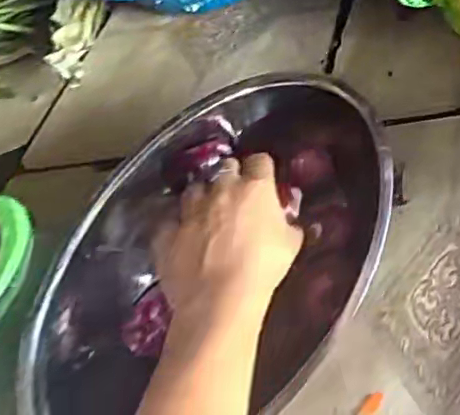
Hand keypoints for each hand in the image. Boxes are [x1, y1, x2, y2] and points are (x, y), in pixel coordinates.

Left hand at [151, 153, 303, 324]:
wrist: (220, 300)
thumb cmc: (264, 266)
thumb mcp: (292, 241)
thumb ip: (290, 223)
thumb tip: (289, 219)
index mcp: (257, 186)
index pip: (260, 159)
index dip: (261, 168)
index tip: (264, 179)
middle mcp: (223, 189)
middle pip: (226, 166)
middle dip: (230, 174)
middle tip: (235, 192)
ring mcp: (192, 211)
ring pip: (194, 188)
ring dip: (201, 195)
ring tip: (205, 209)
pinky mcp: (167, 235)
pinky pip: (167, 220)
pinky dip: (174, 224)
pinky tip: (179, 232)